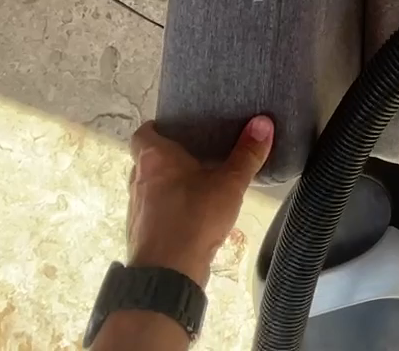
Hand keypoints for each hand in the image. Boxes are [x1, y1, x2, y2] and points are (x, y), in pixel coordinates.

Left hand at [125, 116, 272, 285]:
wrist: (166, 277)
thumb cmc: (194, 218)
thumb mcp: (230, 183)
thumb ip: (247, 154)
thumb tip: (264, 121)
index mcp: (154, 158)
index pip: (143, 133)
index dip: (158, 128)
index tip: (179, 128)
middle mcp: (138, 180)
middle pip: (146, 159)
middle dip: (168, 156)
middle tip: (196, 152)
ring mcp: (135, 209)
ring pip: (149, 186)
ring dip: (166, 183)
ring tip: (196, 182)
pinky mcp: (140, 234)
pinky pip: (152, 211)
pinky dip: (167, 208)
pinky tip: (190, 213)